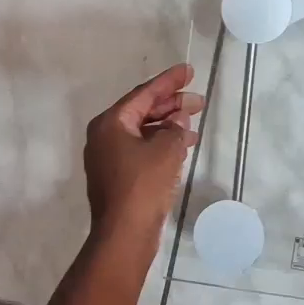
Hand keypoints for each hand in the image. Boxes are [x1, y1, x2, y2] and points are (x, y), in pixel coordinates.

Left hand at [84, 65, 204, 240]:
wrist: (124, 234)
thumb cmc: (142, 185)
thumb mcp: (166, 150)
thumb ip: (175, 128)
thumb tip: (178, 122)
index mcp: (110, 123)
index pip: (144, 94)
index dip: (169, 81)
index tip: (189, 70)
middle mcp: (105, 136)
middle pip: (142, 110)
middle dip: (171, 104)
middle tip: (198, 100)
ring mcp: (109, 158)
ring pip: (143, 131)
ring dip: (169, 125)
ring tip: (194, 122)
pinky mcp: (118, 176)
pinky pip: (142, 149)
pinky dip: (161, 143)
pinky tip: (182, 146)